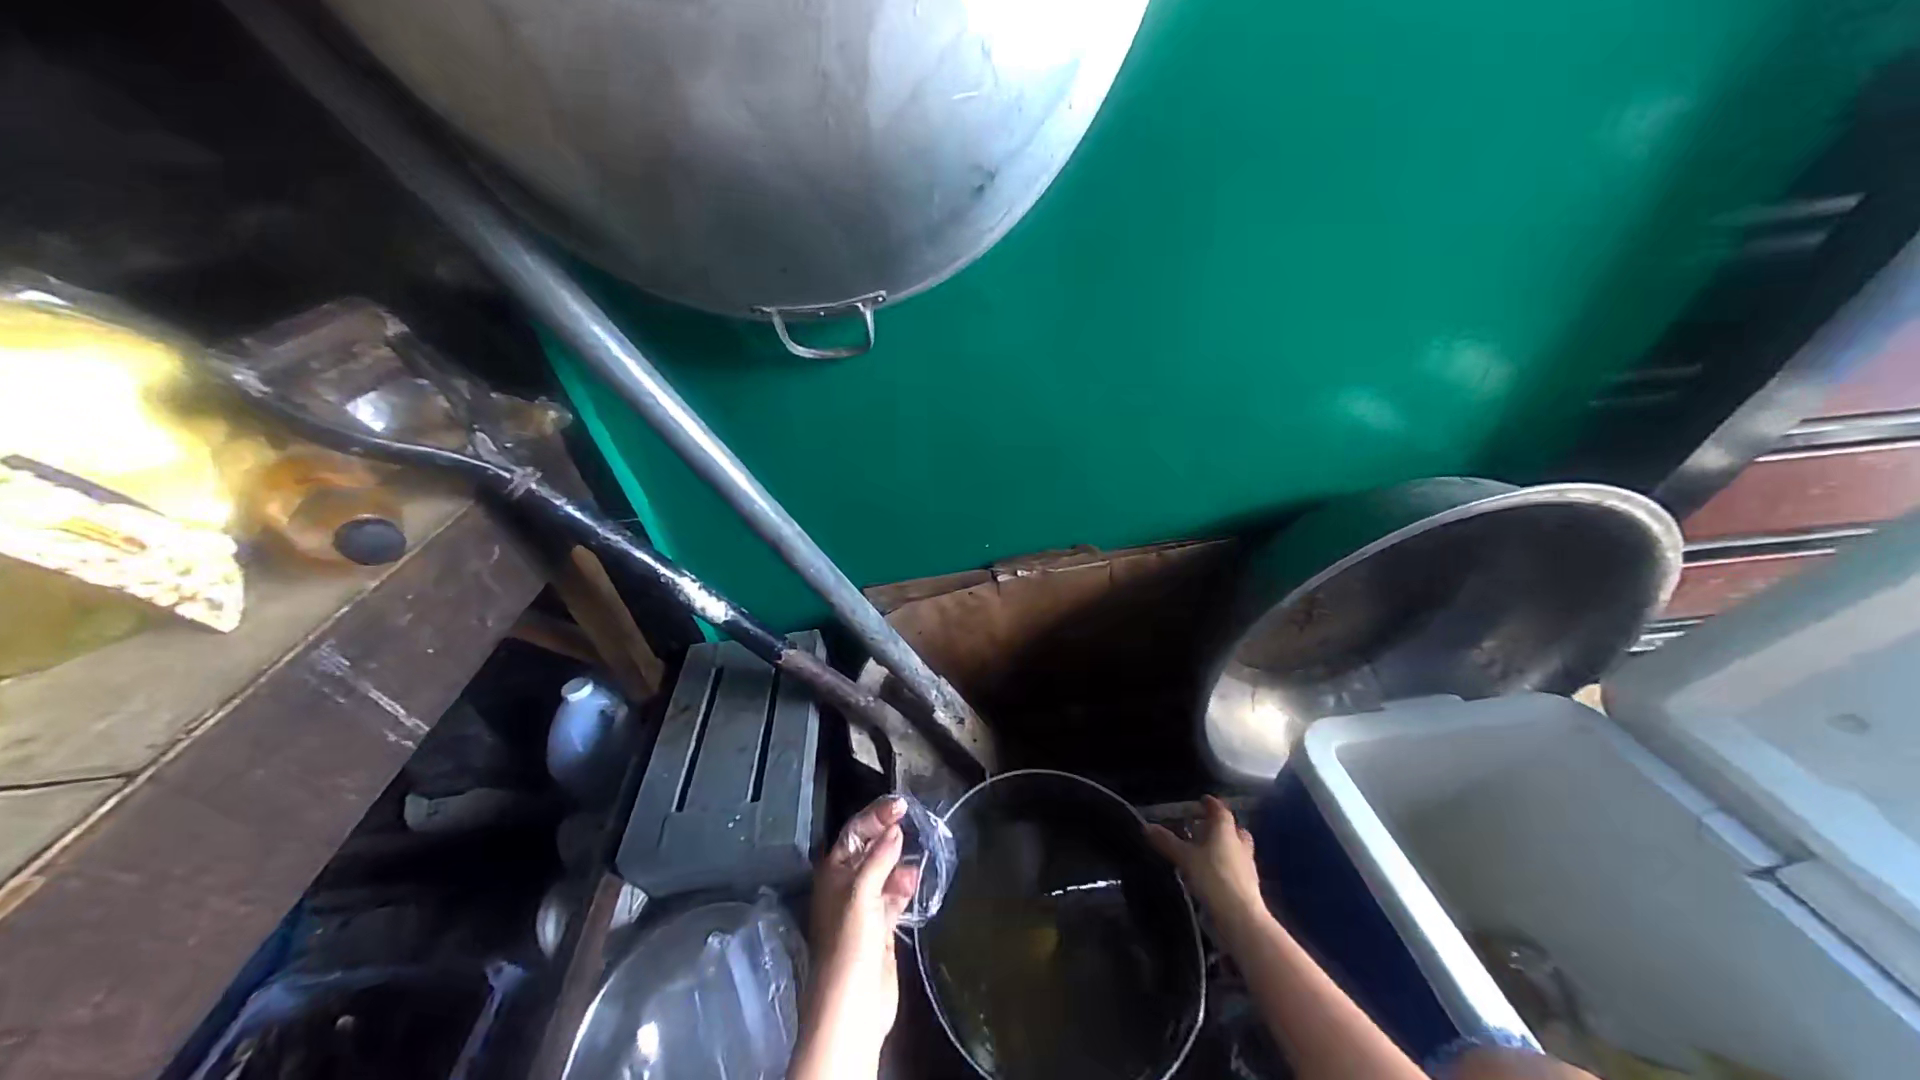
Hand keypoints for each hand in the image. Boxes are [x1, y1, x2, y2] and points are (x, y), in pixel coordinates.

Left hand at [792, 796, 921, 1078]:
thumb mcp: (862, 893)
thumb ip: (879, 858)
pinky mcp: (881, 925)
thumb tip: (895, 830)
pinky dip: (906, 884)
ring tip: (922, 845)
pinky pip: (894, 894)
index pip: (855, 832)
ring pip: (885, 870)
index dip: (877, 816)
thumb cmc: (850, 941)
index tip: (902, 804)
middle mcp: (847, 884)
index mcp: (834, 872)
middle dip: (889, 833)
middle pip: (870, 848)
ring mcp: (865, 905)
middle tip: (914, 818)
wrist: (853, 1002)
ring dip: (900, 858)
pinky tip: (918, 876)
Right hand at [1145, 795, 1263, 927]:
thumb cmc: (1213, 878)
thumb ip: (1166, 842)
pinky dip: (1224, 866)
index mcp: (1226, 832)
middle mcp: (1239, 845)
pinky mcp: (1248, 886)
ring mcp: (1246, 867)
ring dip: (1223, 847)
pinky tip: (1211, 874)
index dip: (1211, 804)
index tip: (1202, 800)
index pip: (1220, 811)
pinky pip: (1235, 868)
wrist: (1241, 918)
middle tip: (1204, 827)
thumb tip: (1146, 827)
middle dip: (1220, 827)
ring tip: (1205, 852)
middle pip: (1233, 830)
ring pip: (1236, 849)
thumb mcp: (1184, 858)